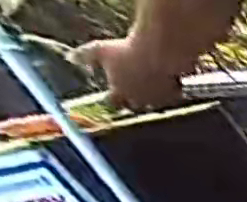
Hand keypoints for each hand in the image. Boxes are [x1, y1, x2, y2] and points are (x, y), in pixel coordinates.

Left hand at [70, 36, 185, 110]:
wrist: (158, 55)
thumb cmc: (125, 53)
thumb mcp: (98, 50)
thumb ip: (84, 56)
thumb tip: (71, 59)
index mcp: (120, 93)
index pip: (114, 103)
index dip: (112, 99)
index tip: (111, 96)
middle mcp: (141, 101)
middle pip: (135, 105)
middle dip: (132, 99)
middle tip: (130, 89)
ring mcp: (159, 100)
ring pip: (154, 103)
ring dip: (150, 96)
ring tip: (148, 84)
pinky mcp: (175, 96)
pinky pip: (170, 96)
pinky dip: (166, 91)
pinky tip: (164, 81)